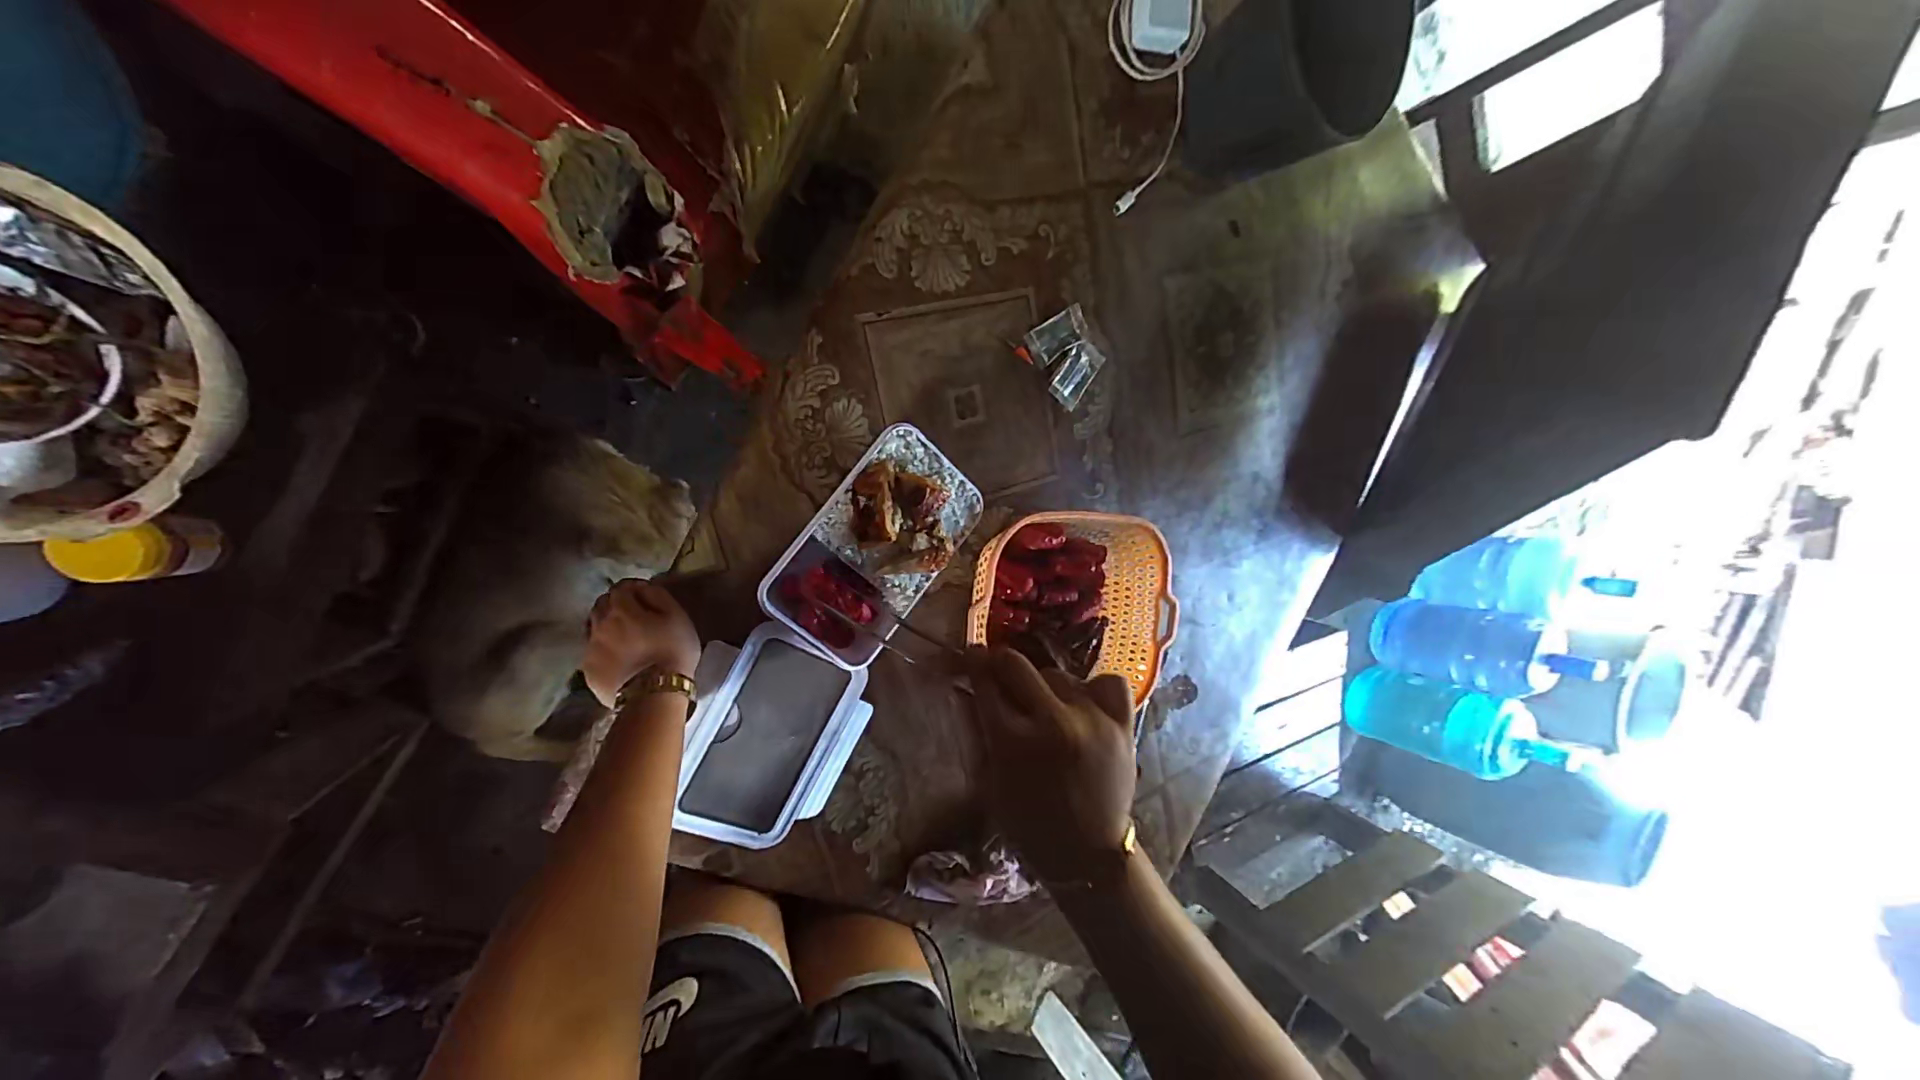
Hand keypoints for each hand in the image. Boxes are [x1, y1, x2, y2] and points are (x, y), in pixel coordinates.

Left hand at [582, 580, 700, 706]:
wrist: (654, 696)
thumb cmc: (672, 652)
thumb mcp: (677, 617)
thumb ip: (658, 596)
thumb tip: (643, 587)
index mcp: (621, 610)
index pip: (621, 588)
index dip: (633, 588)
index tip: (645, 595)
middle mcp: (599, 625)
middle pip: (601, 605)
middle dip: (615, 604)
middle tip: (634, 614)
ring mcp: (590, 649)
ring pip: (593, 627)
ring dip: (606, 625)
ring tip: (624, 636)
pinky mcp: (588, 670)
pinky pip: (593, 650)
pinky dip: (604, 648)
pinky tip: (618, 657)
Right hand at [966, 647, 1136, 883]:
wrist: (1089, 854)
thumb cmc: (1030, 825)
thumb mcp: (992, 780)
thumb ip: (985, 732)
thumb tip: (976, 687)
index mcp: (1012, 742)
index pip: (985, 683)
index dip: (974, 664)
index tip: (972, 655)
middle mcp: (1051, 722)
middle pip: (1015, 664)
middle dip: (999, 663)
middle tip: (998, 672)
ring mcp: (1091, 719)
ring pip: (1057, 673)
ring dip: (1044, 686)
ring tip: (1046, 706)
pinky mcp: (1122, 724)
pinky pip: (1106, 681)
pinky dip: (1092, 688)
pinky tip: (1083, 704)